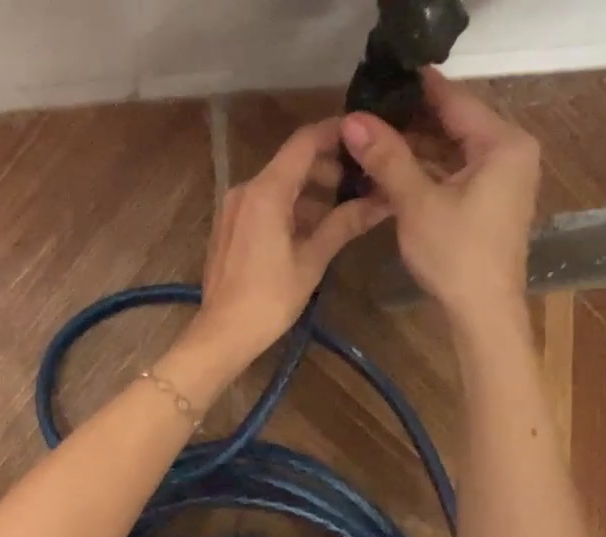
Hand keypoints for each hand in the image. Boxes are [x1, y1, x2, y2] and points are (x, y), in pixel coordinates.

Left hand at [185, 119, 390, 367]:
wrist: (223, 334)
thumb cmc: (269, 299)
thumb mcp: (312, 261)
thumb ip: (344, 224)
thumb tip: (382, 202)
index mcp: (267, 191)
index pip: (305, 142)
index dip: (337, 133)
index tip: (366, 137)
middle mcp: (246, 190)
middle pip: (292, 163)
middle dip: (328, 168)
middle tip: (362, 182)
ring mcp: (234, 209)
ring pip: (278, 186)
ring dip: (311, 192)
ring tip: (344, 210)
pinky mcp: (229, 228)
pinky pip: (263, 205)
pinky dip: (290, 208)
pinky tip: (312, 229)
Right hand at [339, 68, 538, 315]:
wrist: (482, 313)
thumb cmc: (455, 255)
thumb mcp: (416, 203)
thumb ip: (387, 158)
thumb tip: (352, 120)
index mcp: (503, 143)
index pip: (454, 100)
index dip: (414, 90)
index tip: (379, 82)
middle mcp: (511, 152)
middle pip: (454, 124)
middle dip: (410, 122)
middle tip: (367, 117)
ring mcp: (504, 178)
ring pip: (453, 150)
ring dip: (415, 150)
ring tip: (371, 143)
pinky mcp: (492, 202)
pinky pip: (456, 173)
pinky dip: (428, 172)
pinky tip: (393, 173)